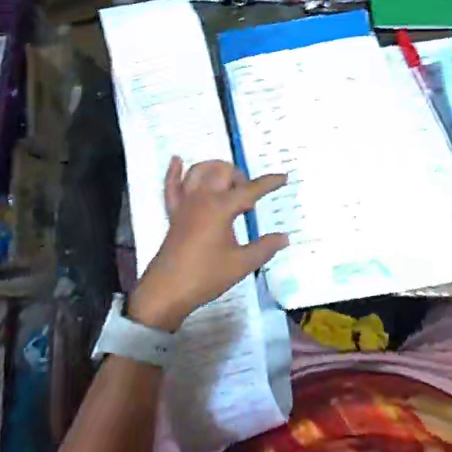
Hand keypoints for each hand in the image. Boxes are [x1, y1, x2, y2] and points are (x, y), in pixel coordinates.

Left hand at [129, 158, 289, 331]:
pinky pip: (171, 186)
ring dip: (215, 170)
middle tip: (249, 199)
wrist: (167, 291)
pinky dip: (174, 172)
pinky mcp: (173, 214)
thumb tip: (284, 237)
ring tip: (227, 184)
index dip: (268, 184)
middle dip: (240, 178)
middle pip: (223, 171)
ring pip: (198, 171)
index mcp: (220, 208)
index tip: (283, 178)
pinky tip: (178, 160)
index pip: (250, 190)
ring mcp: (185, 204)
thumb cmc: (206, 276)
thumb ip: (265, 247)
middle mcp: (202, 199)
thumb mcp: (242, 264)